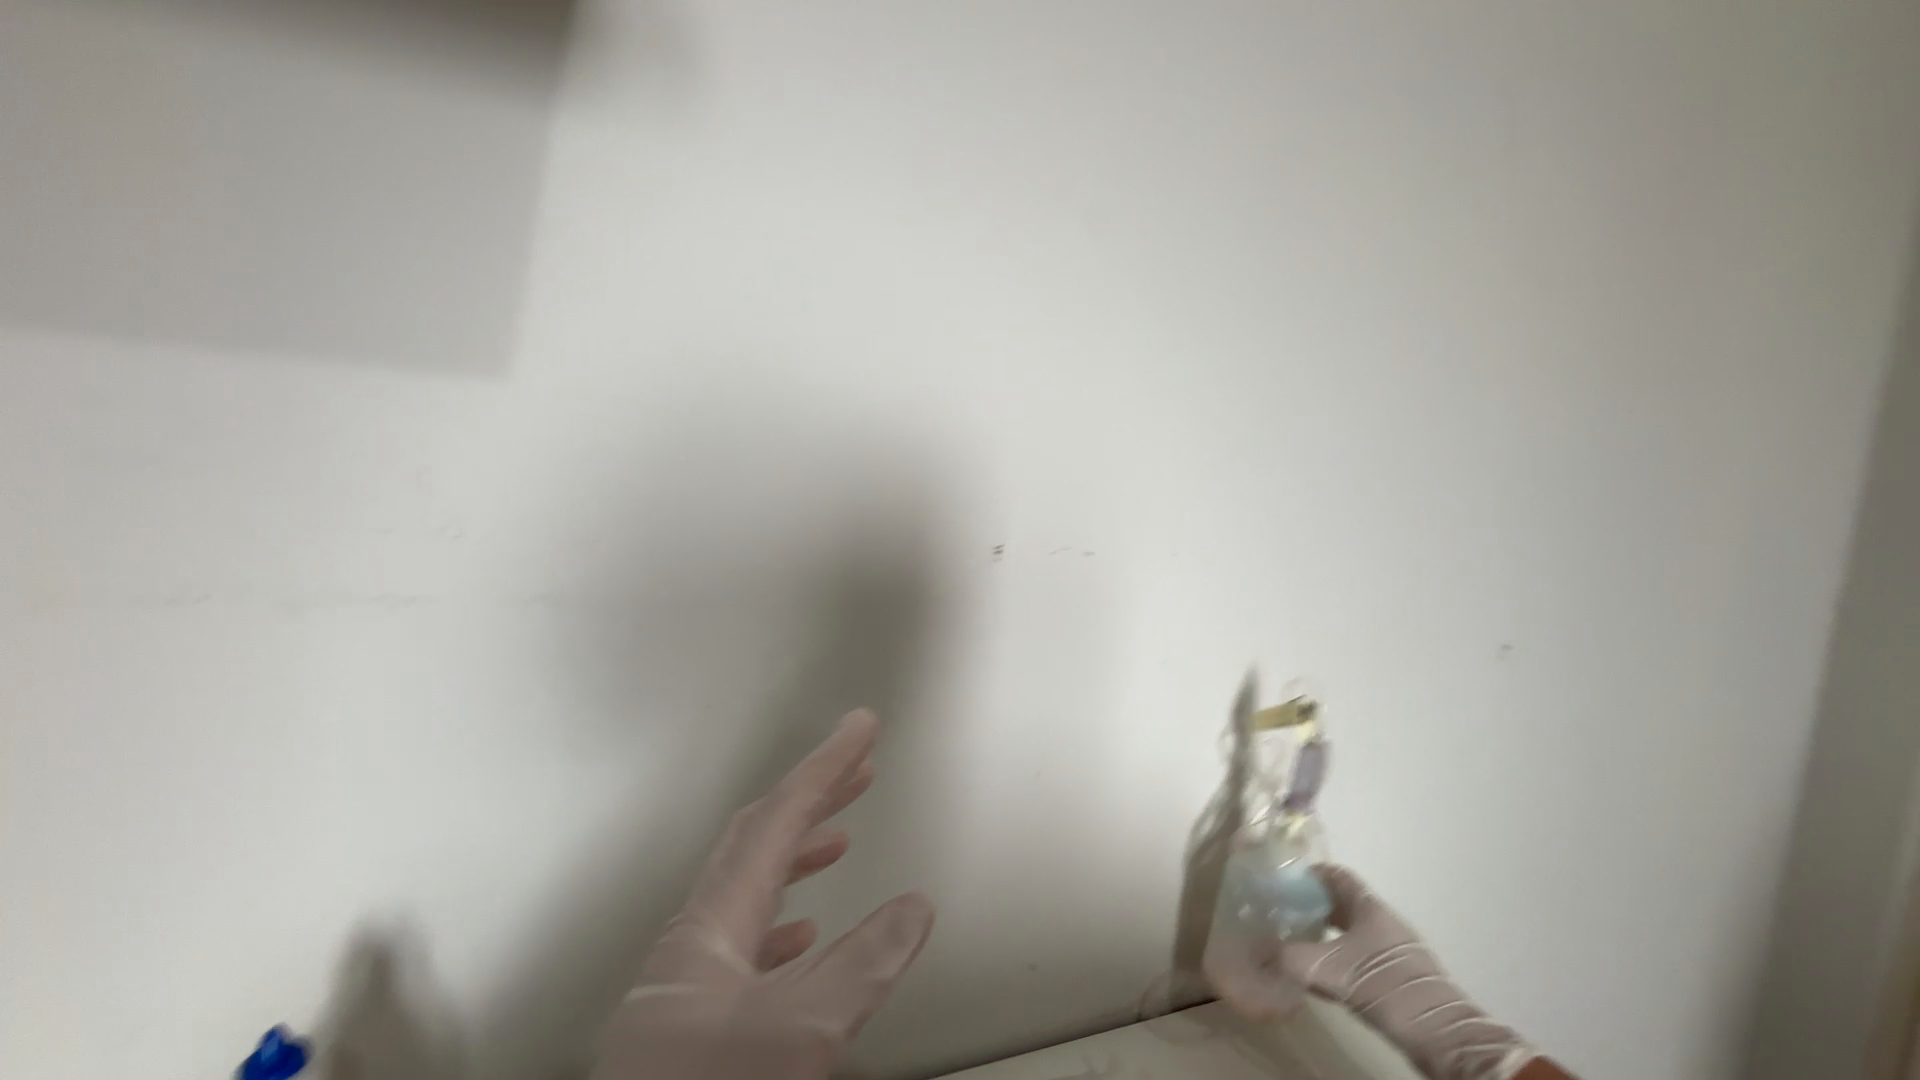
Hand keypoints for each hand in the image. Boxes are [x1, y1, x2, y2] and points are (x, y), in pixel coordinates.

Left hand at [591, 710, 935, 1079]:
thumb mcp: (799, 1036)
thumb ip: (862, 966)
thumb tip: (914, 905)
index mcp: (709, 928)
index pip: (776, 821)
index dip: (823, 768)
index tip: (861, 728)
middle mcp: (691, 943)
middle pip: (756, 843)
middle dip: (812, 797)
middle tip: (858, 766)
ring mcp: (686, 984)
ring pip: (748, 892)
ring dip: (798, 854)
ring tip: (840, 837)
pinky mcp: (689, 1025)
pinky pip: (742, 942)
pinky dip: (782, 918)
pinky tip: (802, 935)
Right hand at [1265, 866, 1535, 1079]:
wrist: (1440, 1034)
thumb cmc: (1382, 984)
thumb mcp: (1327, 969)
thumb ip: (1290, 957)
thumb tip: (1263, 951)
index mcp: (1370, 907)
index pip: (1337, 875)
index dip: (1310, 874)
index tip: (1283, 882)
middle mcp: (1383, 921)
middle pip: (1344, 902)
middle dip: (1313, 904)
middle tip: (1284, 912)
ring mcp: (1394, 948)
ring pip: (1353, 929)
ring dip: (1326, 932)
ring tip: (1297, 940)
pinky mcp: (1398, 974)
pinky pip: (1361, 953)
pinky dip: (1339, 955)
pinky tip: (1324, 972)